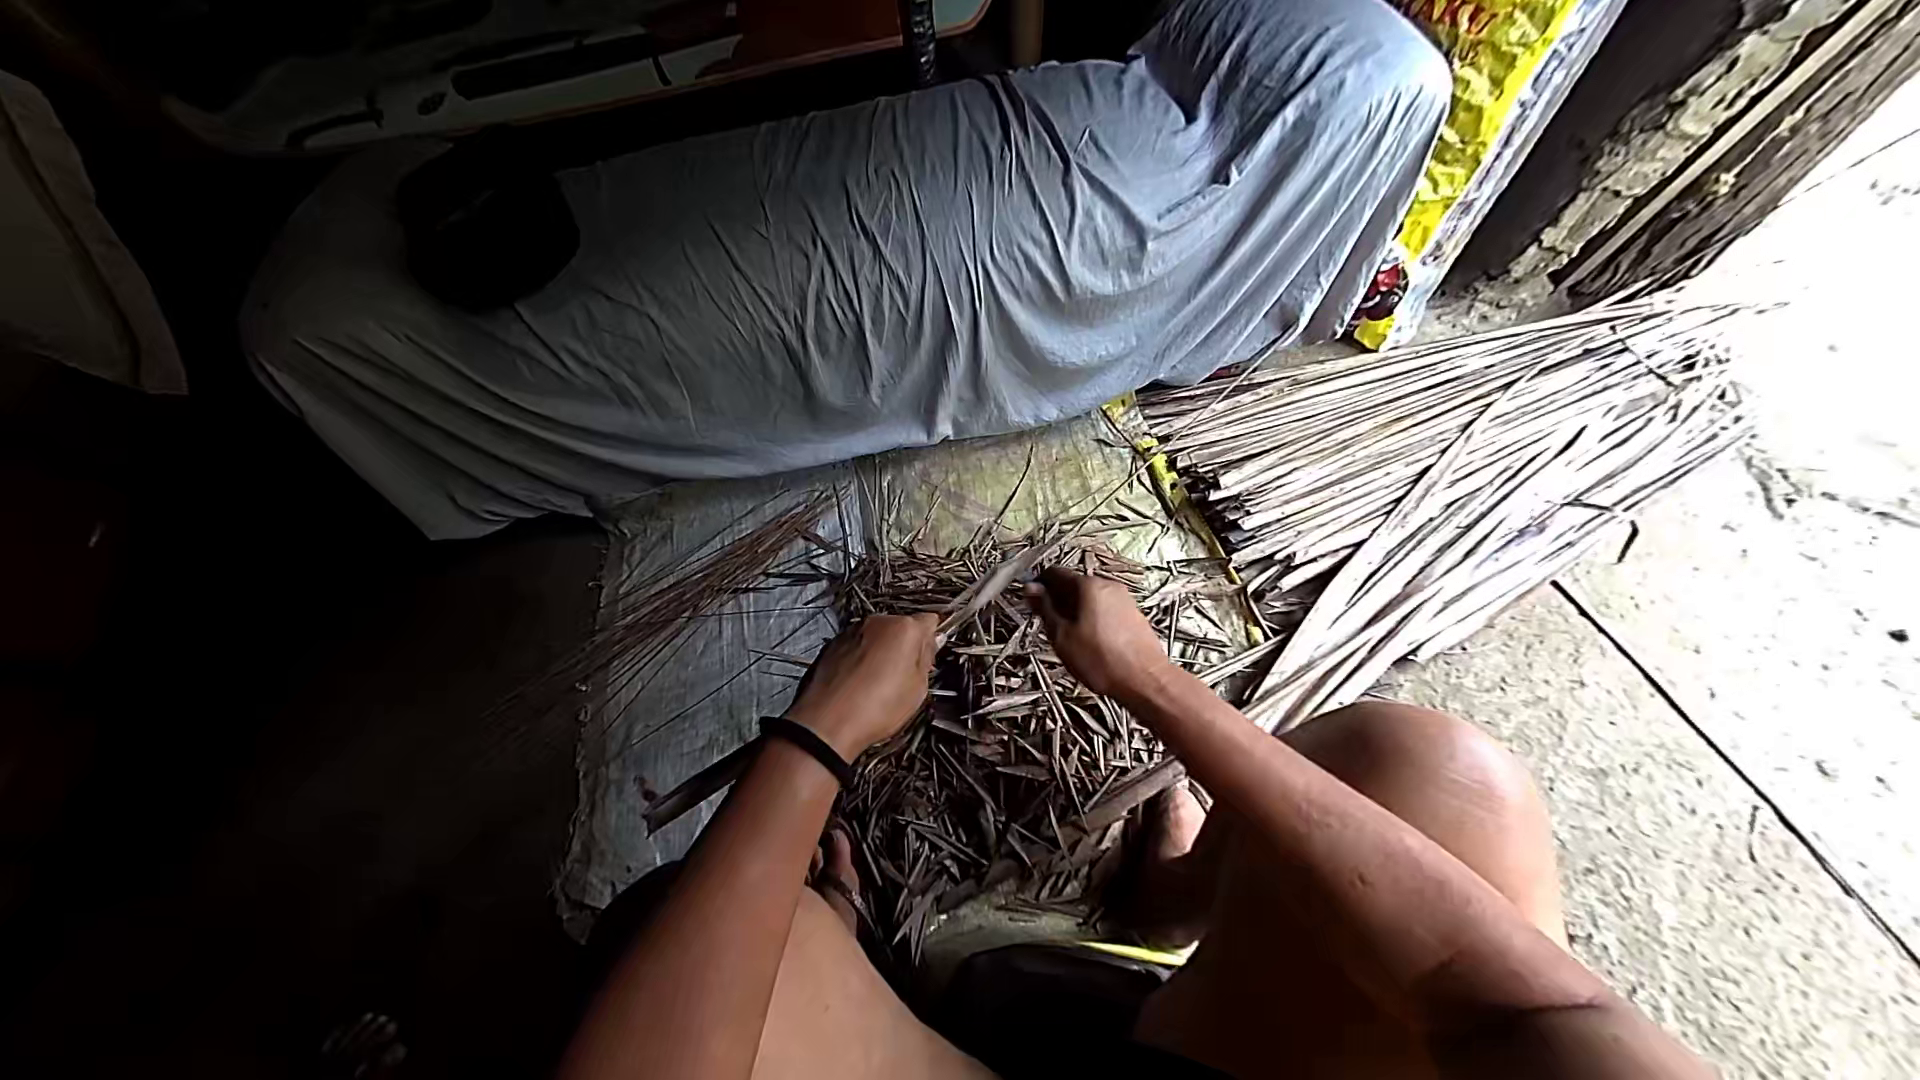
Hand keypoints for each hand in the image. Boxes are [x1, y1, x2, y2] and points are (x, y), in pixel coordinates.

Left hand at [785, 613, 938, 759]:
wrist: (827, 724)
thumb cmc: (871, 708)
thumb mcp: (918, 688)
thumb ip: (927, 659)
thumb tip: (931, 645)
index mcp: (905, 628)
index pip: (929, 621)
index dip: (932, 641)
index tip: (930, 656)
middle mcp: (878, 623)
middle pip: (902, 628)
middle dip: (906, 648)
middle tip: (907, 678)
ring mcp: (853, 632)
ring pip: (878, 637)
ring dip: (882, 654)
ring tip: (881, 687)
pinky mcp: (833, 645)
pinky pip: (857, 647)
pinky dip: (861, 660)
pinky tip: (862, 686)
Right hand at [1023, 568, 1172, 699]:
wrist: (1145, 681)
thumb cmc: (1103, 661)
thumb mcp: (1062, 635)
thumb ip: (1044, 608)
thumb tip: (1031, 589)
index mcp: (1089, 585)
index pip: (1055, 573)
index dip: (1039, 586)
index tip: (1032, 602)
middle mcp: (1109, 586)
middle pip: (1074, 584)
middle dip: (1058, 601)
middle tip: (1049, 625)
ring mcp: (1124, 600)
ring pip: (1090, 598)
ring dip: (1075, 612)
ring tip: (1069, 638)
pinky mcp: (1133, 616)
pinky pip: (1106, 610)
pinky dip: (1093, 620)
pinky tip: (1090, 643)